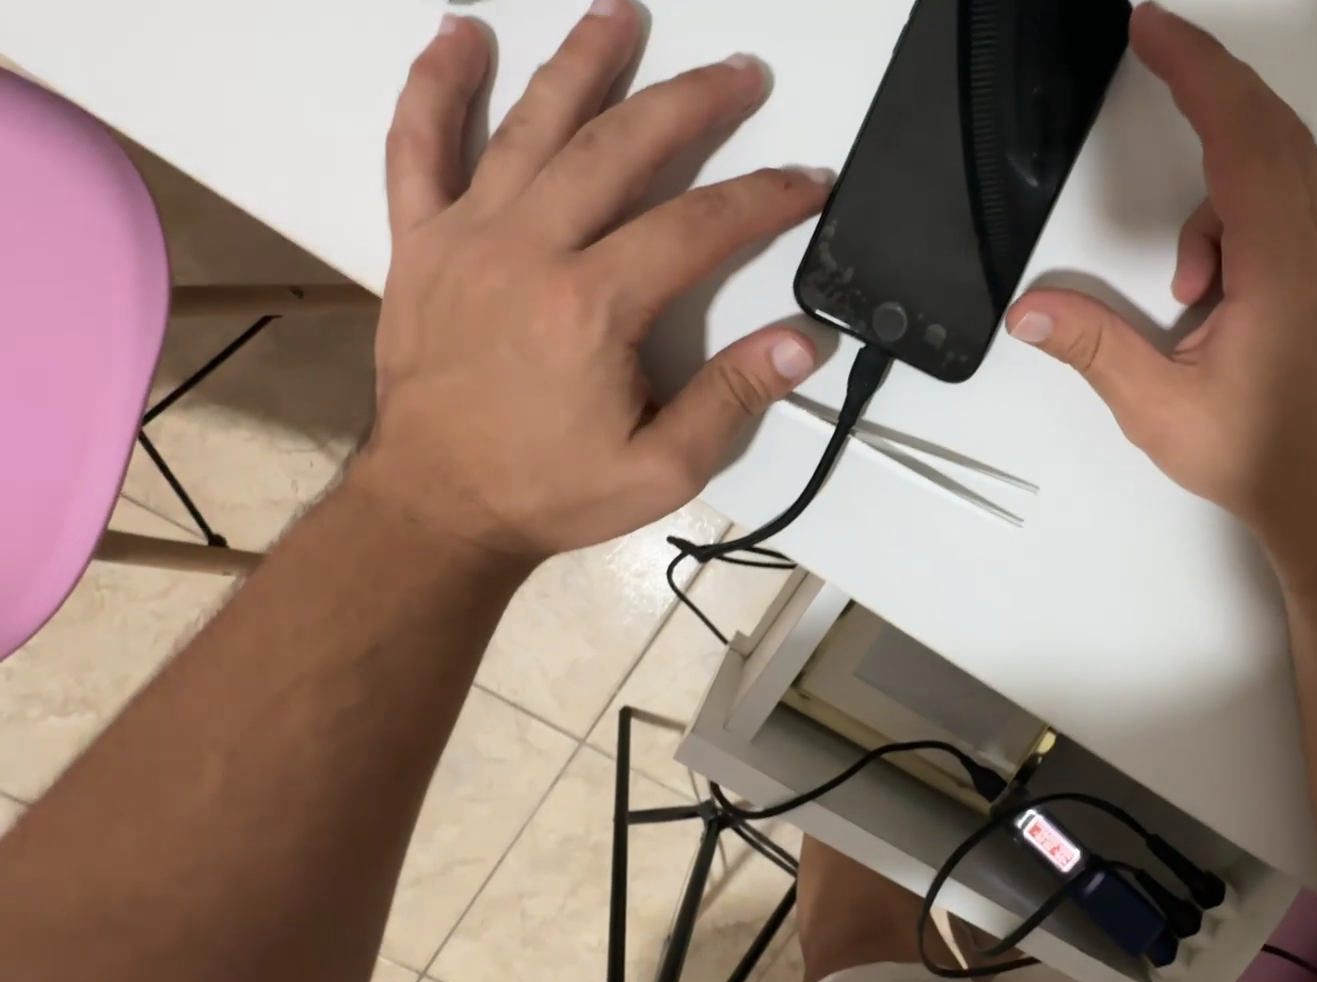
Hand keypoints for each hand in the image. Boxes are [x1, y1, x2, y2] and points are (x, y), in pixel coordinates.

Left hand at [355, 1, 831, 559]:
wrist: (439, 508)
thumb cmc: (554, 492)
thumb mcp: (666, 467)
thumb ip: (732, 398)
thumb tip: (798, 342)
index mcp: (592, 307)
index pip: (698, 227)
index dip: (764, 198)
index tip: (808, 182)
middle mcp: (528, 251)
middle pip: (621, 149)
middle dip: (692, 103)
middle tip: (742, 72)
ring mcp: (466, 238)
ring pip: (530, 125)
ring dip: (583, 63)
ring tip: (623, 12)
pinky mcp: (421, 245)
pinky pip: (418, 148)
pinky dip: (437, 88)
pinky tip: (460, 37)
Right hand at [1004, 4, 1316, 553]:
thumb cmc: (1266, 457)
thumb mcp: (1158, 406)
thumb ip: (1092, 349)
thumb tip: (1031, 311)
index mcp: (1283, 262)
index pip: (1239, 131)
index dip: (1193, 69)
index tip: (1151, 27)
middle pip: (1271, 128)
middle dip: (1209, 89)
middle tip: (1156, 60)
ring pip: (1282, 175)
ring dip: (1217, 201)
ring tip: (1184, 295)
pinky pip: (1294, 212)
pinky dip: (1245, 222)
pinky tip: (1217, 295)